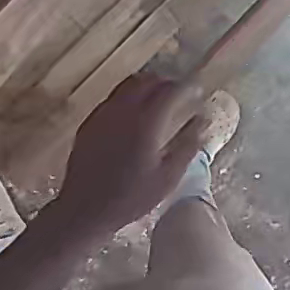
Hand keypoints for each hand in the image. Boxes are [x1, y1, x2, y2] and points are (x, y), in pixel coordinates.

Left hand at [56, 74, 204, 235]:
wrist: (86, 209)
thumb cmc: (131, 198)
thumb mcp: (168, 177)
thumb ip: (188, 145)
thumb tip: (204, 121)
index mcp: (146, 123)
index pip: (170, 91)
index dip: (187, 87)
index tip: (198, 91)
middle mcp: (122, 111)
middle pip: (148, 80)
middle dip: (167, 82)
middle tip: (180, 93)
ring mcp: (102, 114)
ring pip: (127, 86)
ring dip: (147, 86)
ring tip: (159, 100)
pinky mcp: (90, 122)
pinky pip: (113, 99)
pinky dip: (129, 98)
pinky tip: (134, 115)